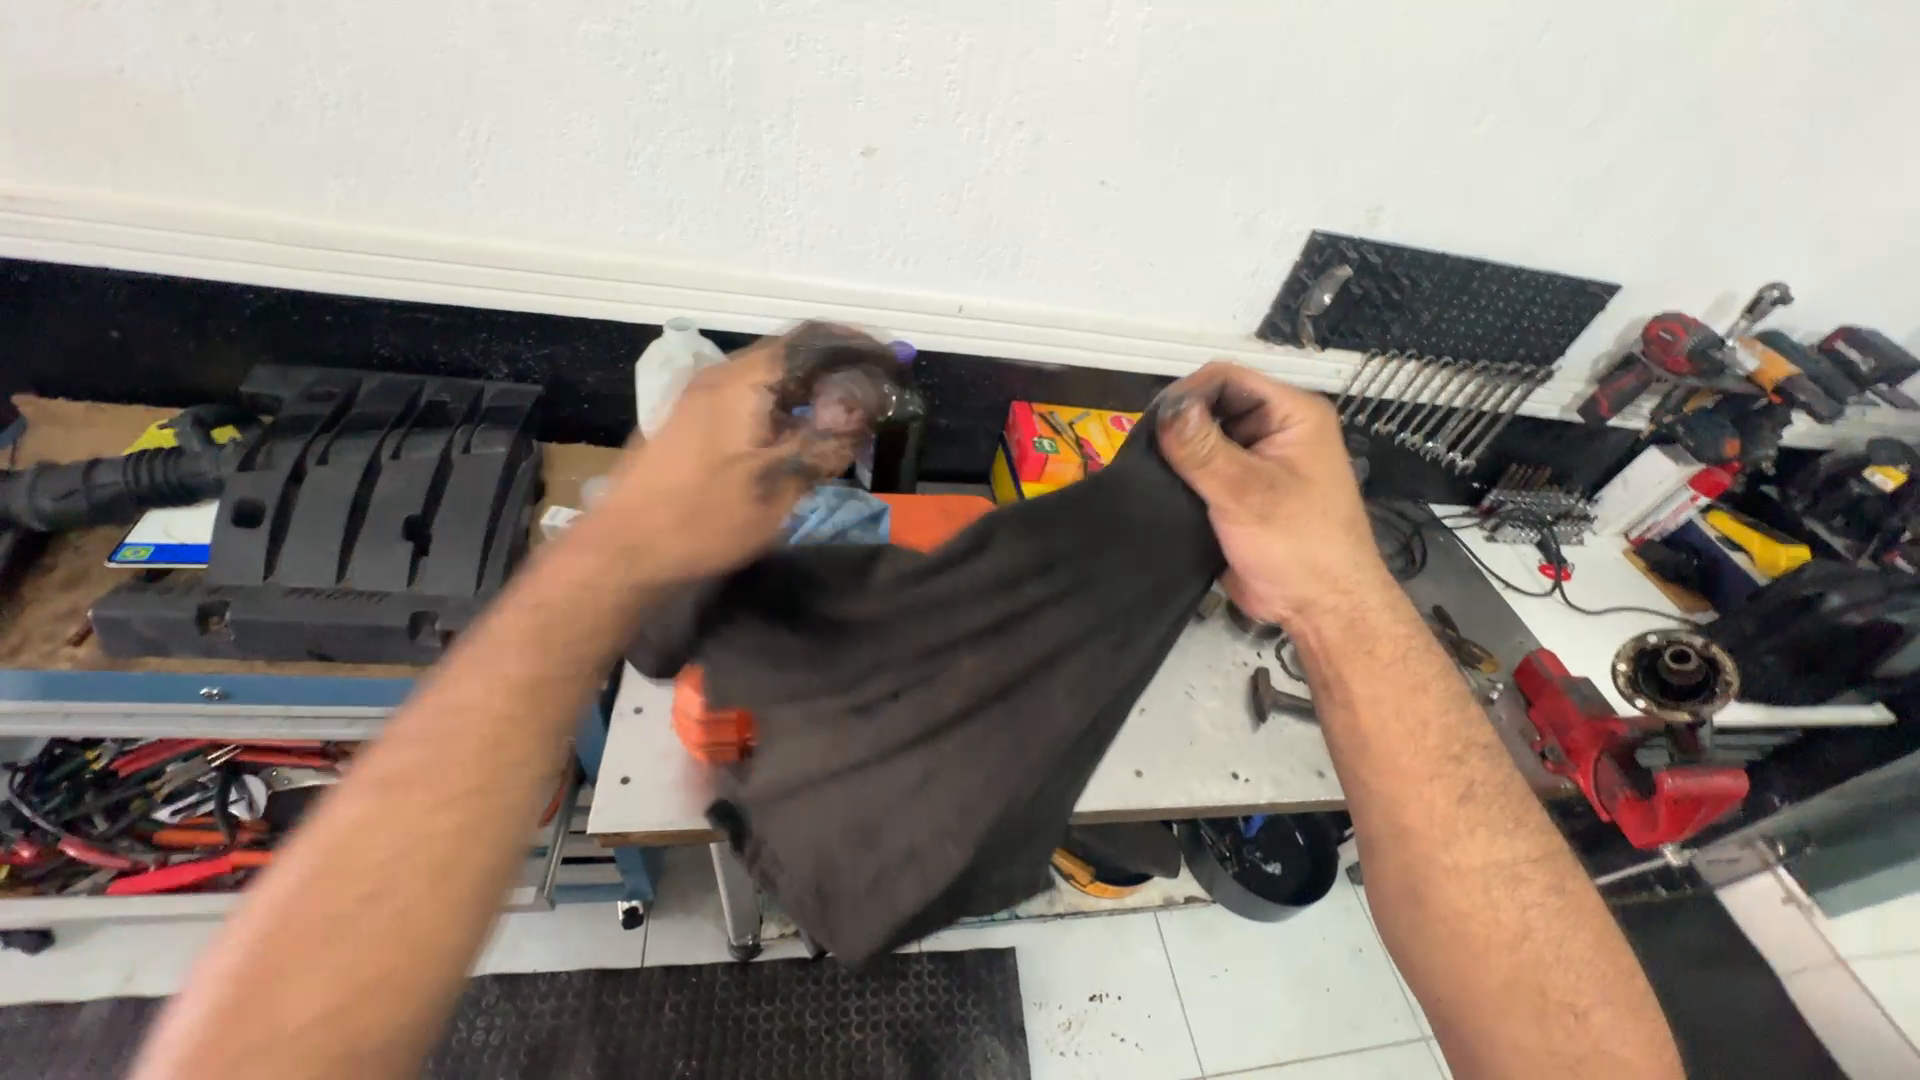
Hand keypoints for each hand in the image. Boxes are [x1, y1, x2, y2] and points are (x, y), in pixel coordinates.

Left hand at [596, 322, 897, 578]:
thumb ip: (823, 441)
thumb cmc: (700, 519)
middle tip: (880, 394)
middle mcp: (721, 376)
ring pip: (774, 378)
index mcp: (742, 382)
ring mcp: (703, 398)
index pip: (812, 340)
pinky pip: (756, 398)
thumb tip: (863, 404)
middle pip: (793, 354)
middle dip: (842, 368)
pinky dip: (790, 406)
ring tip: (853, 415)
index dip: (858, 346)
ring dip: (816, 388)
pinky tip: (806, 432)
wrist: (623, 550)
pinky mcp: (696, 422)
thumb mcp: (775, 486)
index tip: (894, 364)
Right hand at [1156, 362, 1391, 625]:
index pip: (1226, 378)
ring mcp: (1256, 463)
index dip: (1186, 395)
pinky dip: (1179, 479)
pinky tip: (1156, 491)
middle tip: (1142, 452)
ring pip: (1202, 441)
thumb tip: (1165, 408)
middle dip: (1176, 426)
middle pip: (1211, 407)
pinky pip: (1202, 473)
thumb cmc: (1297, 545)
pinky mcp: (1238, 494)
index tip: (1153, 426)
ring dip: (1175, 456)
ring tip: (1144, 472)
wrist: (1319, 608)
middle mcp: (1273, 431)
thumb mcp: (1248, 493)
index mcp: (1291, 414)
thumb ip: (1203, 449)